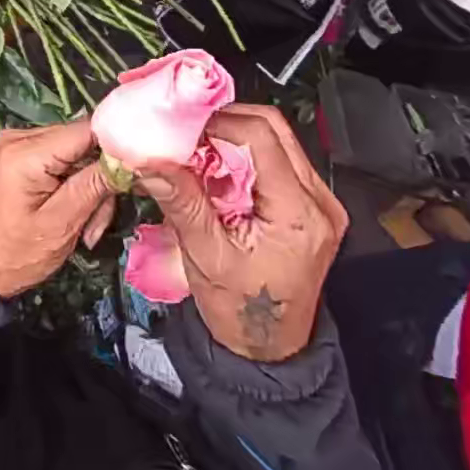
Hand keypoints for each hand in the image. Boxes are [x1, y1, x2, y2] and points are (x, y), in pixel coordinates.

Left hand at [0, 119, 114, 297]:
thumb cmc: (18, 253)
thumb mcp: (62, 224)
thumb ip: (95, 185)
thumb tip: (130, 156)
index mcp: (25, 151)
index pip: (87, 129)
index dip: (116, 149)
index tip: (132, 177)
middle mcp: (19, 135)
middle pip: (84, 140)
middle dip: (100, 177)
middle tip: (98, 220)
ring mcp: (19, 141)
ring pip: (78, 150)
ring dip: (89, 184)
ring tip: (85, 224)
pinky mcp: (22, 150)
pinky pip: (63, 156)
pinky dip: (74, 182)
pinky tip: (73, 209)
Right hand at [137, 105, 346, 361]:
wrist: (267, 347)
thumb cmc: (239, 309)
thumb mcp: (205, 254)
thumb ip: (181, 202)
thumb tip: (149, 160)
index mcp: (299, 213)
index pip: (261, 139)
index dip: (217, 123)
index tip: (182, 126)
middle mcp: (319, 201)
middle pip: (274, 129)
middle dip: (225, 121)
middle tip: (187, 131)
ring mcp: (319, 202)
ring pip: (277, 140)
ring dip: (233, 136)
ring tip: (197, 148)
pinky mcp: (309, 206)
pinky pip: (277, 160)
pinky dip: (243, 155)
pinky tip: (215, 167)